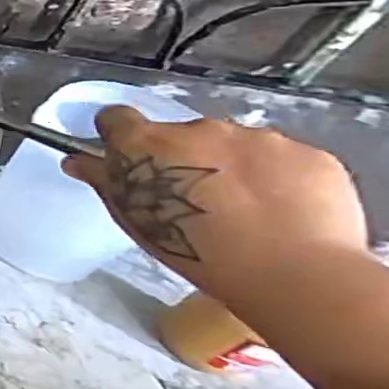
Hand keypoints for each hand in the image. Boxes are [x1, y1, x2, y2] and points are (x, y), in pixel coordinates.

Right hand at [61, 107, 372, 300]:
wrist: (294, 271)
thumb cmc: (192, 247)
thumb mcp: (132, 217)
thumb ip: (103, 180)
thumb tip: (77, 160)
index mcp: (147, 141)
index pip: (117, 117)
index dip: (119, 134)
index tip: (129, 157)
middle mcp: (200, 128)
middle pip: (182, 134)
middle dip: (185, 157)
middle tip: (195, 197)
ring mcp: (260, 138)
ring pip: (235, 145)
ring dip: (231, 166)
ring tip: (246, 208)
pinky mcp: (311, 154)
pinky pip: (284, 159)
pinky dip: (278, 178)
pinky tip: (283, 211)